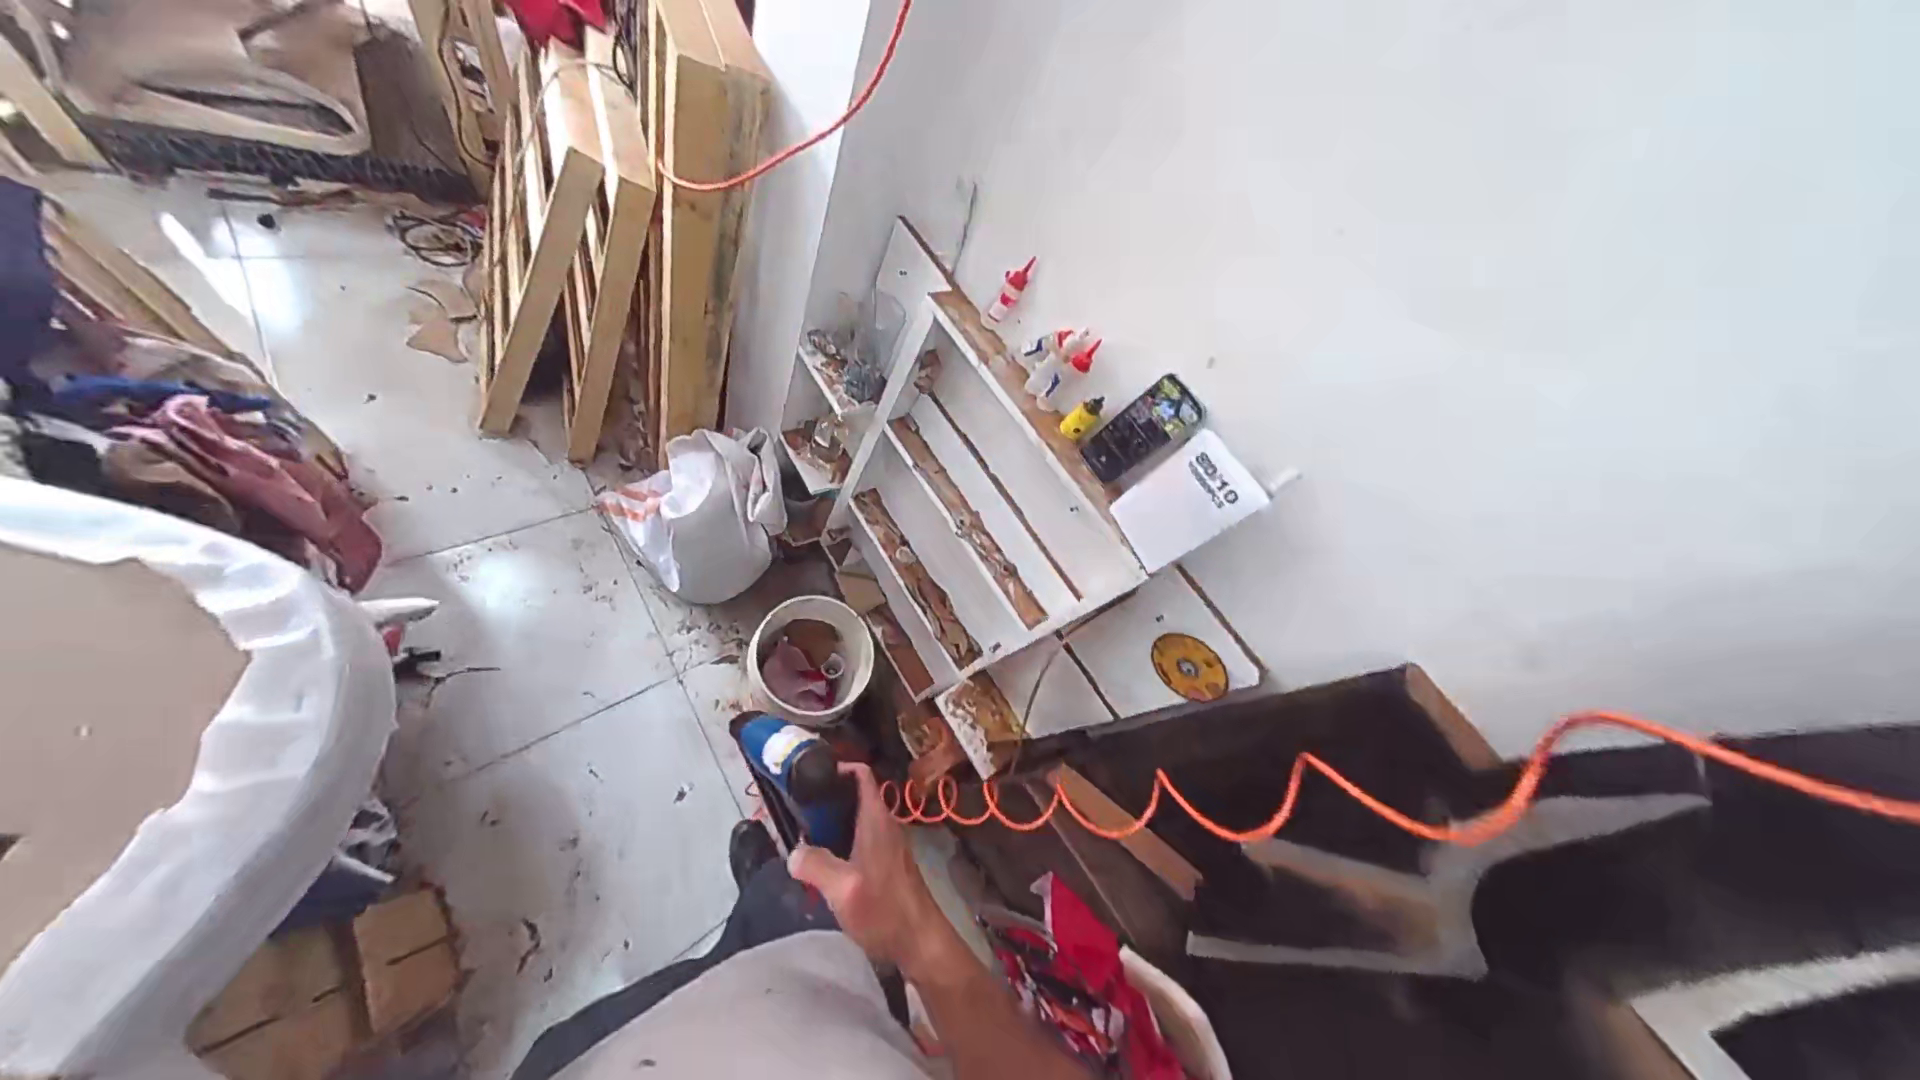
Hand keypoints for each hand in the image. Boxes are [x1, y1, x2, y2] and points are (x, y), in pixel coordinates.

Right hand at [787, 763, 962, 980]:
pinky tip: (822, 868)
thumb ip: (816, 866)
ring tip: (801, 839)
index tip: (810, 775)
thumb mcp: (843, 889)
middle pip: (853, 797)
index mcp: (876, 819)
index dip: (838, 767)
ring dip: (829, 826)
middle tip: (795, 813)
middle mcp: (883, 824)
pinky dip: (839, 844)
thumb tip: (794, 852)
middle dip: (825, 801)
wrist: (920, 941)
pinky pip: (858, 841)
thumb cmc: (884, 909)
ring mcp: (886, 844)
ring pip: (854, 821)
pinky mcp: (885, 863)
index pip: (861, 774)